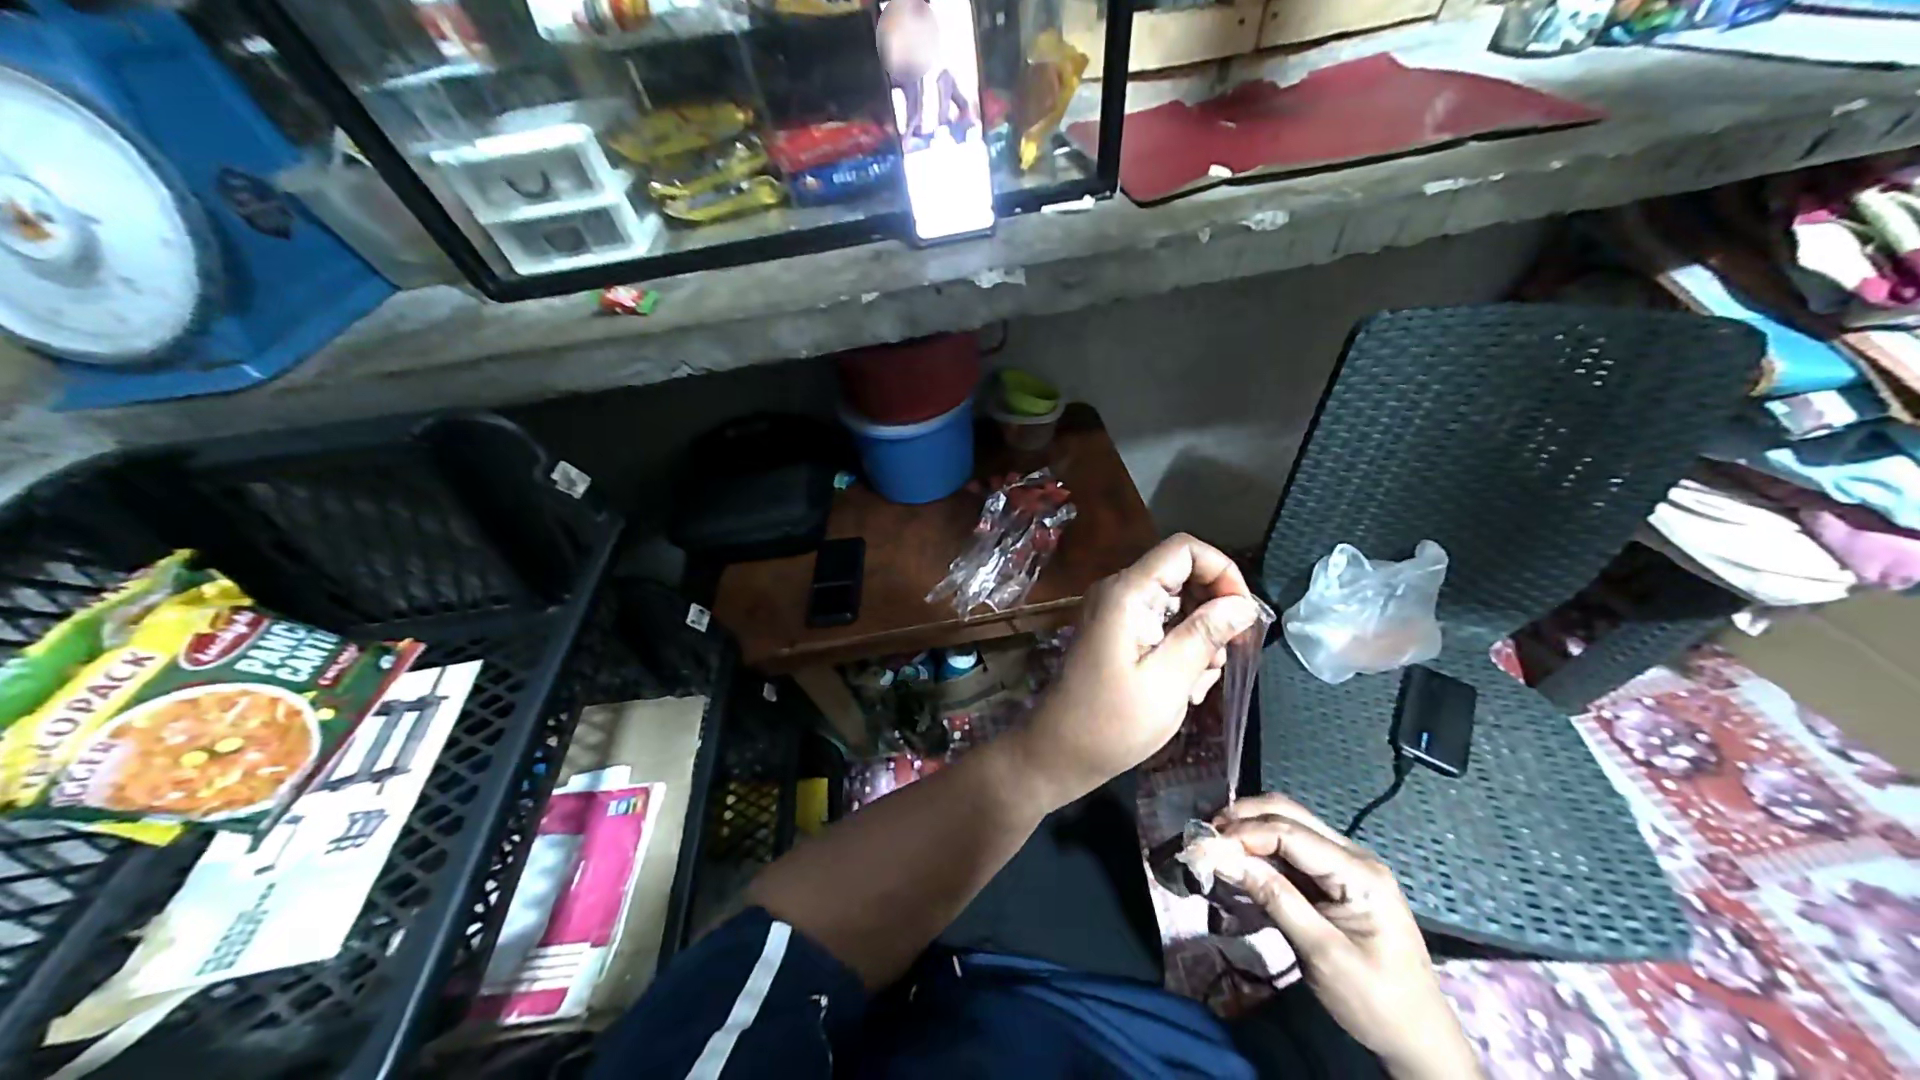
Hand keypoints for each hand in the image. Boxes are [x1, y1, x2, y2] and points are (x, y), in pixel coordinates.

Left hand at [1009, 534, 1262, 808]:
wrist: (1060, 751)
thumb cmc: (1112, 721)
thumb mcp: (1170, 680)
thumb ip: (1206, 634)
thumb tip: (1243, 603)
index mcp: (1127, 593)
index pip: (1185, 549)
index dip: (1223, 571)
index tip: (1242, 614)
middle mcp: (1119, 592)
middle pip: (1184, 576)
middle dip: (1213, 614)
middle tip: (1220, 661)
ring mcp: (1116, 612)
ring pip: (1179, 605)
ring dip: (1200, 640)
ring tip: (1196, 685)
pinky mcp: (1118, 633)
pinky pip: (1163, 626)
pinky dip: (1182, 650)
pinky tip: (1184, 688)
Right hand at [1208, 794, 1482, 1079]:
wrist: (1419, 1040)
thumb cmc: (1376, 1001)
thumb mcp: (1322, 954)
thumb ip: (1277, 900)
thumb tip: (1228, 859)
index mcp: (1359, 872)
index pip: (1290, 832)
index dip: (1245, 832)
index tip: (1207, 845)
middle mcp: (1354, 857)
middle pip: (1289, 815)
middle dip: (1243, 818)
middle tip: (1206, 835)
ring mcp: (1345, 866)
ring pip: (1288, 825)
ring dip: (1250, 829)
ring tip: (1216, 844)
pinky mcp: (1335, 880)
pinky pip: (1292, 849)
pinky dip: (1261, 848)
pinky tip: (1239, 860)